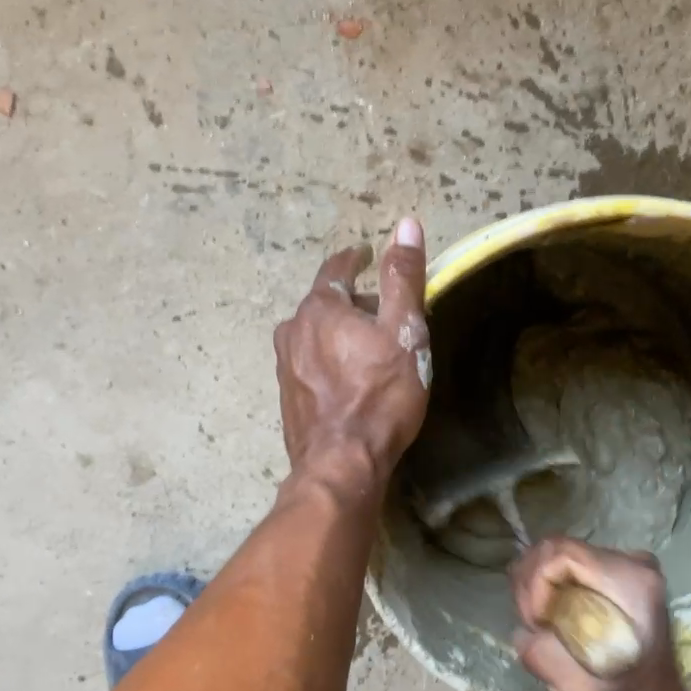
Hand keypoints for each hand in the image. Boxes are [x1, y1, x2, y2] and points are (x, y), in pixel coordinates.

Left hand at [274, 219, 430, 490]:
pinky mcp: (287, 397)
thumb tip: (406, 224)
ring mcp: (284, 366)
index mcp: (320, 308)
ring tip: (365, 348)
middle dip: (352, 303)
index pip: (337, 269)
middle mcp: (293, 329)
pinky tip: (346, 381)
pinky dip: (328, 362)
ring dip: (338, 334)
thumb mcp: (404, 334)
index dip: (355, 259)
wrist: (340, 466)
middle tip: (382, 313)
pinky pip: (309, 365)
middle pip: (325, 304)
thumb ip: (403, 279)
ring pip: (314, 335)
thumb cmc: (379, 398)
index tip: (366, 254)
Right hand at [509, 537, 690, 690]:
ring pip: (554, 555)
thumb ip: (547, 659)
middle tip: (532, 626)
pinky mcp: (612, 576)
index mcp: (631, 583)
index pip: (561, 554)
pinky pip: (564, 567)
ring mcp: (623, 566)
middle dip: (529, 586)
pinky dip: (545, 590)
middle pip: (554, 548)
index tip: (537, 624)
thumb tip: (525, 631)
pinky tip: (548, 620)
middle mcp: (632, 563)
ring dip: (534, 589)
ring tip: (539, 626)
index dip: (535, 584)